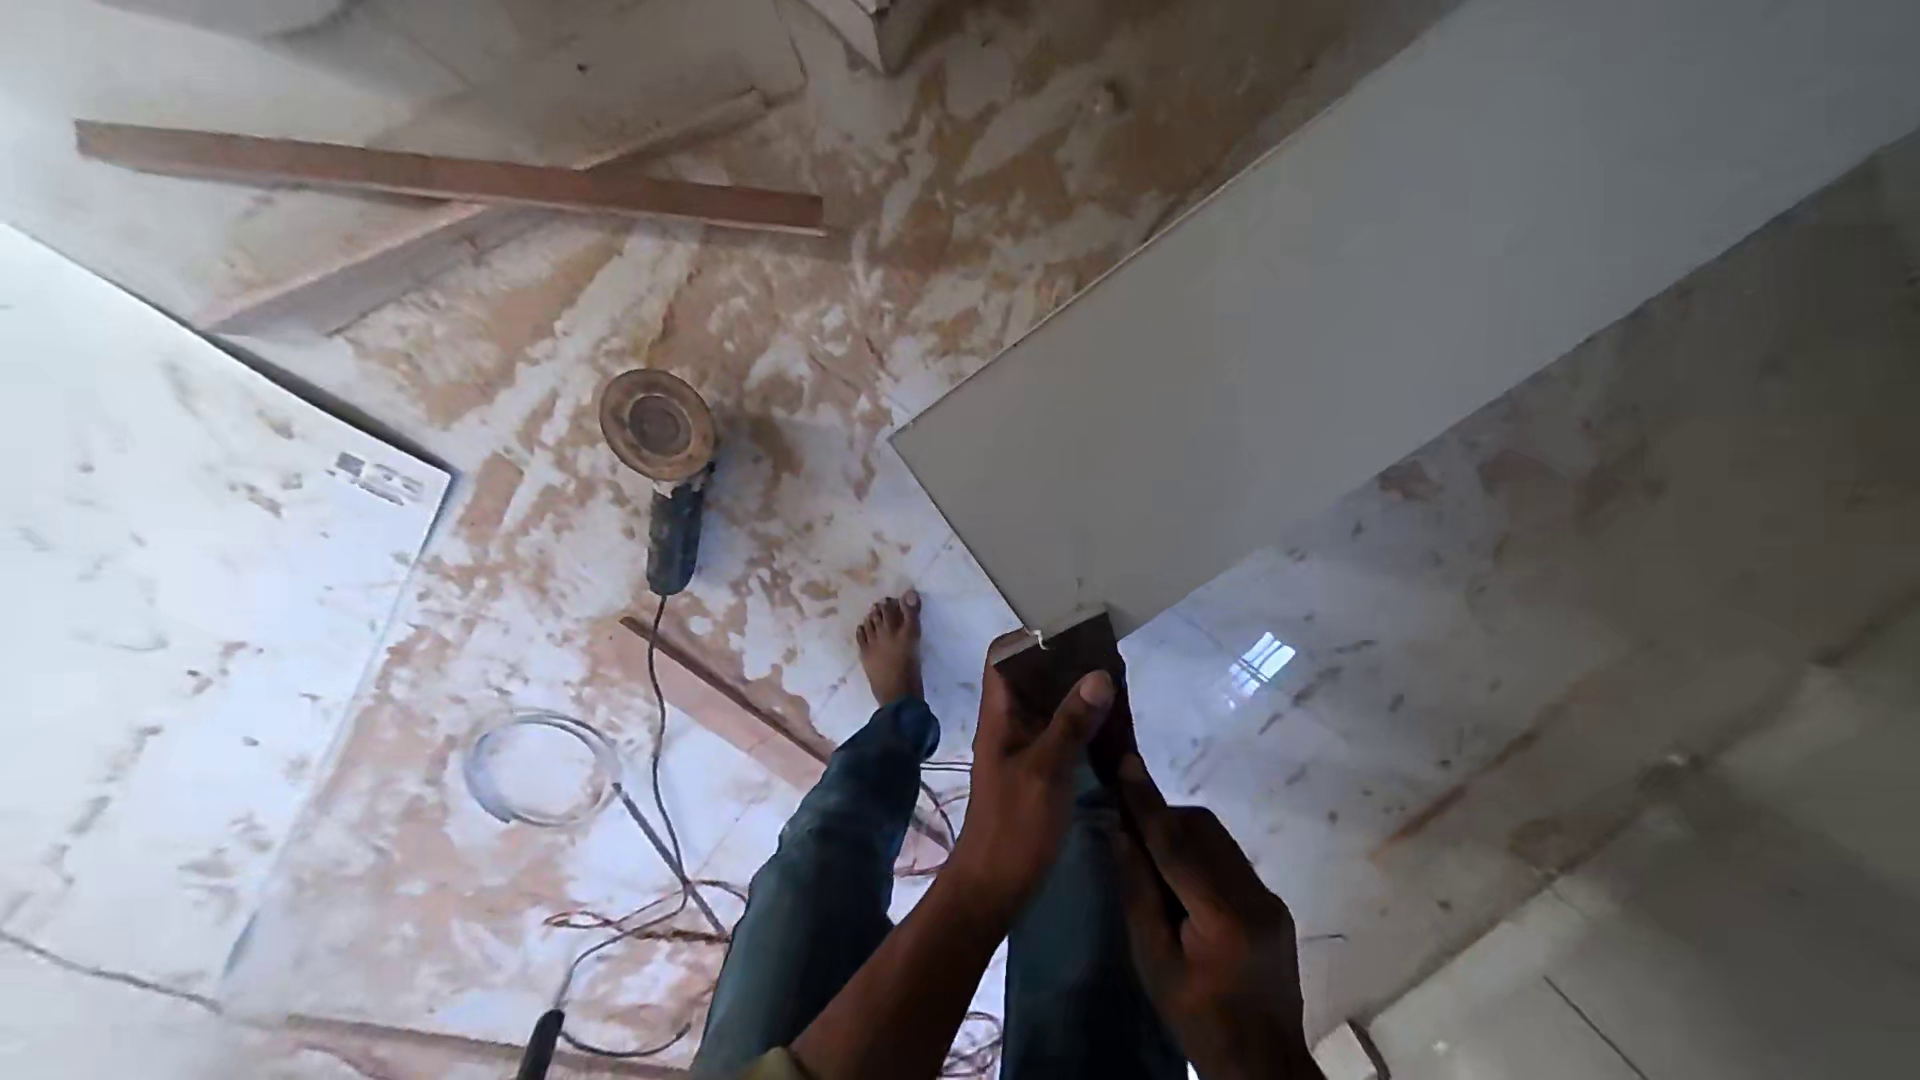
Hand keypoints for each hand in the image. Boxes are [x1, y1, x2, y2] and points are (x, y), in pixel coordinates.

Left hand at [941, 653, 1113, 918]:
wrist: (994, 885)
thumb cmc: (1015, 825)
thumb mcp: (1046, 770)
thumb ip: (1071, 721)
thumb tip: (1099, 673)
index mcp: (998, 713)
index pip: (1002, 656)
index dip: (1029, 637)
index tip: (1070, 632)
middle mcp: (1008, 721)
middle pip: (1029, 675)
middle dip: (1063, 661)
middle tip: (1105, 655)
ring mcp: (1022, 744)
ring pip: (1046, 702)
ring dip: (1075, 690)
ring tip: (1114, 682)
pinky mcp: (1037, 766)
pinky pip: (1057, 729)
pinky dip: (1079, 719)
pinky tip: (1109, 722)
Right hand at [1110, 754, 1320, 1079]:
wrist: (1264, 1065)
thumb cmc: (1197, 1018)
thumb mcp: (1153, 961)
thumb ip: (1137, 891)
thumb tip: (1118, 831)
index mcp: (1222, 917)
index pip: (1176, 845)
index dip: (1147, 802)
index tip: (1126, 762)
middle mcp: (1253, 896)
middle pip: (1200, 830)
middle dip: (1161, 819)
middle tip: (1128, 835)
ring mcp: (1268, 898)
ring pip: (1216, 837)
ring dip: (1180, 834)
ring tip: (1153, 862)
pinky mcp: (1272, 902)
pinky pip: (1228, 857)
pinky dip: (1198, 854)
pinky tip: (1182, 883)